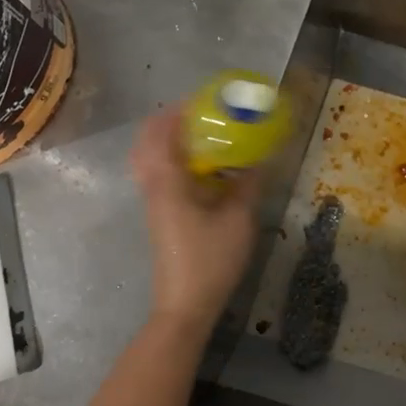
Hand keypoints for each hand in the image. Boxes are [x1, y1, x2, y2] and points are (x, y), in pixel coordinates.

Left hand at [131, 107, 260, 336]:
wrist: (184, 307)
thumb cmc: (210, 260)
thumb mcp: (239, 219)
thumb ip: (247, 184)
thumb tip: (258, 158)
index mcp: (168, 183)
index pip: (162, 134)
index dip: (178, 112)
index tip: (202, 99)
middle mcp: (154, 188)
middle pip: (147, 144)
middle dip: (168, 122)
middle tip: (198, 113)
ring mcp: (154, 204)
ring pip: (150, 160)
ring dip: (169, 141)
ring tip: (201, 135)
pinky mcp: (160, 216)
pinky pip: (159, 175)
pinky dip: (173, 160)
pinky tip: (202, 168)